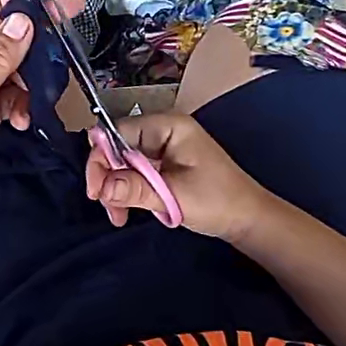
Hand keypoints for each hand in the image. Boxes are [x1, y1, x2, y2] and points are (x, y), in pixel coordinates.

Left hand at [0, 0, 85, 217]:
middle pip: (0, 30)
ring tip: (38, 97)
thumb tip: (24, 21)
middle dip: (32, 40)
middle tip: (67, 43)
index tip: (43, 13)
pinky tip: (23, 119)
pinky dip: (22, 102)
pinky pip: (10, 91)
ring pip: (11, 62)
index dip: (10, 0)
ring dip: (30, 77)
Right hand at [84, 113, 271, 239]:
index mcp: (169, 126)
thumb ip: (135, 188)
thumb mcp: (174, 195)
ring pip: (124, 162)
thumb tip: (101, 186)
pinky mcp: (165, 164)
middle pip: (118, 146)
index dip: (102, 159)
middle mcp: (164, 131)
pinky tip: (128, 209)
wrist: (248, 218)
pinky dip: (129, 190)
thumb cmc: (218, 201)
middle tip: (108, 208)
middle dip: (108, 177)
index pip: (119, 132)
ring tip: (119, 216)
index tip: (96, 191)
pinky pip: (136, 172)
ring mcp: (165, 147)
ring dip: (117, 188)